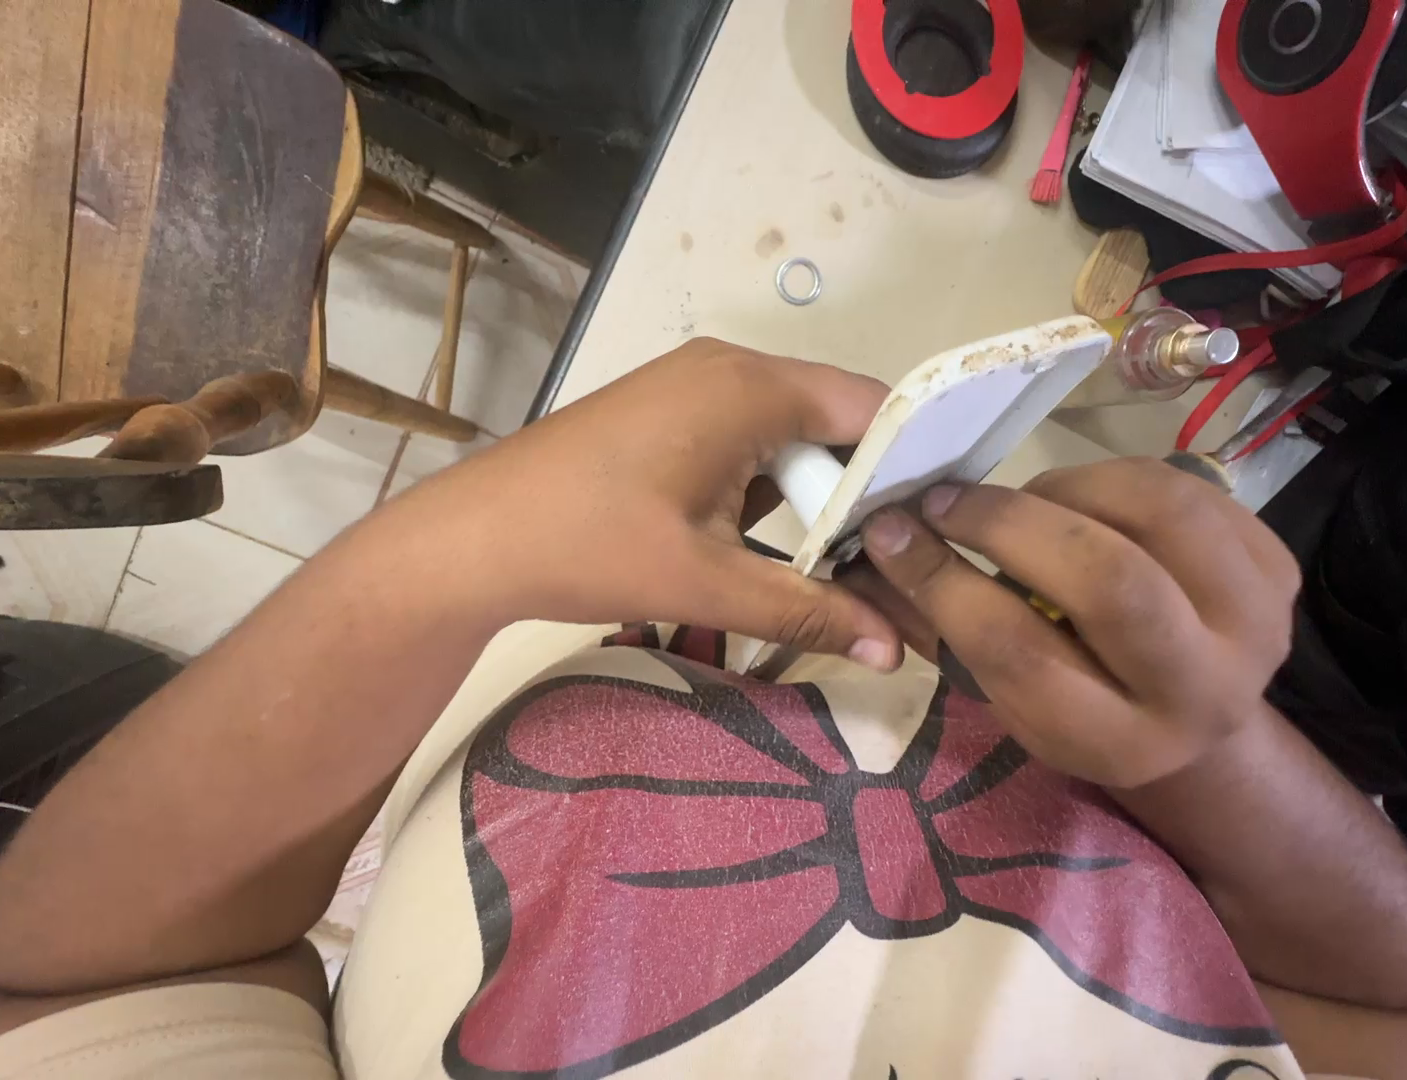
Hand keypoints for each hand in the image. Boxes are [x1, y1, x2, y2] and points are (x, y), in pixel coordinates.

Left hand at [385, 338, 903, 667]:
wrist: (474, 538)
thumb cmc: (591, 546)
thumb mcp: (708, 580)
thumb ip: (808, 610)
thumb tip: (894, 651)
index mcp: (750, 387)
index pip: (872, 406)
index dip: (912, 465)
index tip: (932, 530)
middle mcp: (728, 367)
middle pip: (833, 417)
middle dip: (861, 488)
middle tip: (890, 559)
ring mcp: (692, 384)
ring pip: (788, 430)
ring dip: (812, 490)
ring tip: (840, 558)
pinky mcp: (668, 411)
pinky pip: (745, 435)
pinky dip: (768, 482)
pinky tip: (770, 536)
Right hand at [842, 458, 1300, 787]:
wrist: (1185, 712)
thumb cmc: (1068, 701)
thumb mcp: (998, 692)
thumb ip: (942, 623)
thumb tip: (877, 538)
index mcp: (1113, 740)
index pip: (1017, 650)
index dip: (943, 579)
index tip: (889, 530)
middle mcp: (1199, 693)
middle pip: (1106, 580)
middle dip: (1007, 522)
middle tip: (946, 500)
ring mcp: (1258, 624)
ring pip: (1158, 514)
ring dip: (1065, 491)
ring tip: (1022, 503)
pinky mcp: (1278, 569)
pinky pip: (1186, 488)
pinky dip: (1112, 478)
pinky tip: (1079, 501)